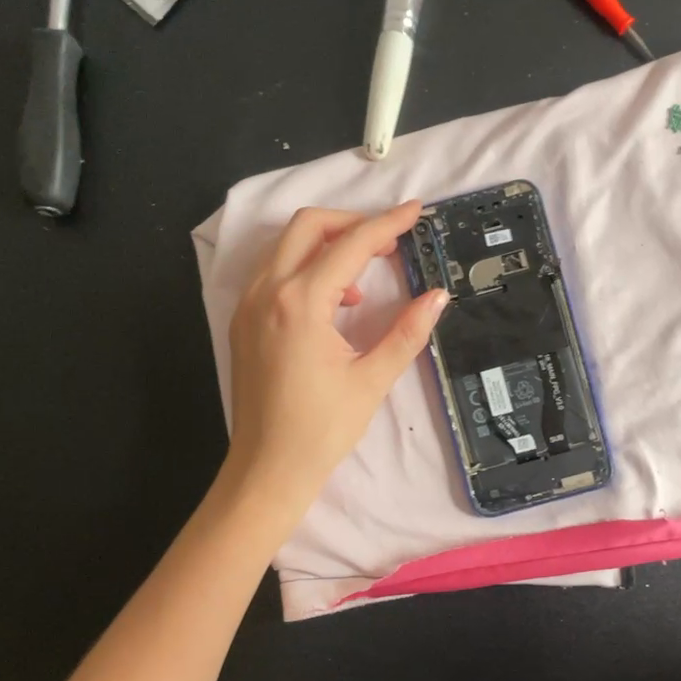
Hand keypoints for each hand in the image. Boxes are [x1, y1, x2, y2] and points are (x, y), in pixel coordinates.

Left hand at [222, 200, 449, 508]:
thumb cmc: (321, 430)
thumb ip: (406, 333)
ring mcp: (248, 306)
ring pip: (285, 246)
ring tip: (364, 277)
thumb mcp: (371, 380)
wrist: (268, 468)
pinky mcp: (242, 322)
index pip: (349, 245)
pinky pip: (273, 273)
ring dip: (326, 244)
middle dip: (352, 223)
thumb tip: (438, 297)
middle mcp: (266, 293)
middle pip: (308, 227)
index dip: (387, 225)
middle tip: (388, 241)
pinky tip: (333, 302)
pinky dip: (304, 268)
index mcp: (300, 303)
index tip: (415, 212)